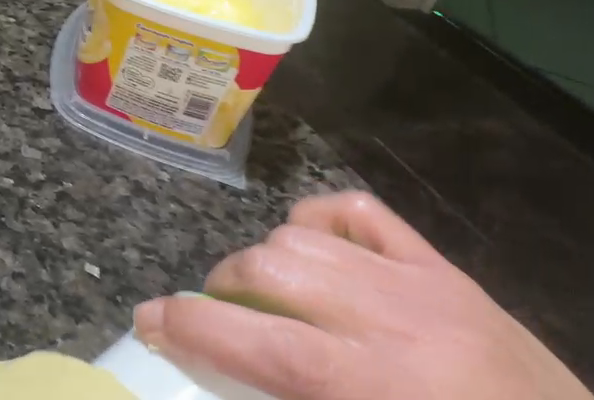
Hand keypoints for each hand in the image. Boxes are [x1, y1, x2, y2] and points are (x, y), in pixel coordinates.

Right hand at [134, 191, 590, 399]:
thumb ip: (289, 397)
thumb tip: (212, 367)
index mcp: (375, 386)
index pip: (253, 341)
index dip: (185, 326)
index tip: (148, 322)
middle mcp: (394, 324)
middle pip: (266, 273)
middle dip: (219, 291)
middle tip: (217, 320)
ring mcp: (423, 285)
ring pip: (297, 239)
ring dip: (264, 264)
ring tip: (267, 297)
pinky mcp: (445, 269)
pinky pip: (355, 213)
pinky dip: (318, 224)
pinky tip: (316, 254)